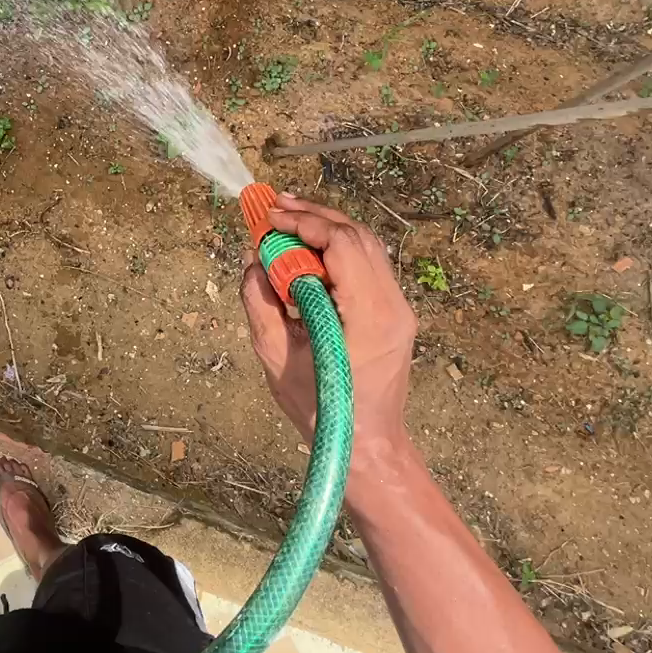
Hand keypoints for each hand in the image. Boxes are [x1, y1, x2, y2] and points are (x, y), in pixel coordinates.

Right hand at [239, 192, 416, 454]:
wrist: (367, 445)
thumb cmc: (319, 409)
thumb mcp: (275, 355)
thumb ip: (260, 303)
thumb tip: (252, 260)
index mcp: (369, 315)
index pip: (343, 245)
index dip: (304, 223)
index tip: (268, 220)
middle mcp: (393, 305)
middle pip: (358, 237)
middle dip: (314, 216)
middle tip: (274, 207)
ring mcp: (399, 308)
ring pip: (366, 246)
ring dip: (326, 228)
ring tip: (287, 218)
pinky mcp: (394, 313)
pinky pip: (366, 265)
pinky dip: (336, 249)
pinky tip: (308, 247)